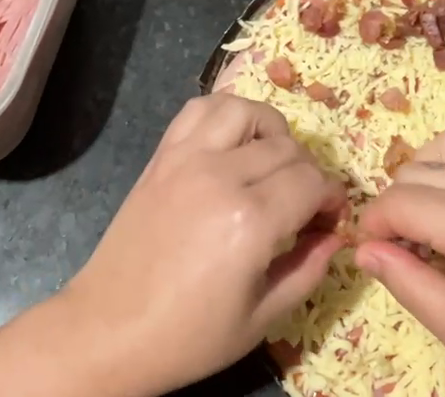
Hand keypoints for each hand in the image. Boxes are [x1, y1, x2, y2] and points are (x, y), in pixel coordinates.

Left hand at [59, 94, 344, 395]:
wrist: (109, 330)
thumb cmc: (188, 336)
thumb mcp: (262, 319)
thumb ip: (307, 269)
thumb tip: (334, 234)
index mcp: (250, 222)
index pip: (312, 181)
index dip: (332, 197)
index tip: (330, 217)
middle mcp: (221, 176)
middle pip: (287, 147)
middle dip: (308, 172)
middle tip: (304, 204)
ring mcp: (187, 157)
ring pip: (246, 111)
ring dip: (270, 131)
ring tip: (270, 163)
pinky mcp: (163, 154)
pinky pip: (200, 108)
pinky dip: (225, 113)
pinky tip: (232, 142)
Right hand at [354, 131, 444, 396]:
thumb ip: (409, 285)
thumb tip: (364, 251)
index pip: (396, 202)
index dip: (371, 226)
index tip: (368, 256)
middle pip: (414, 171)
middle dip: (393, 205)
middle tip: (399, 253)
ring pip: (444, 147)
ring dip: (422, 176)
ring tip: (427, 223)